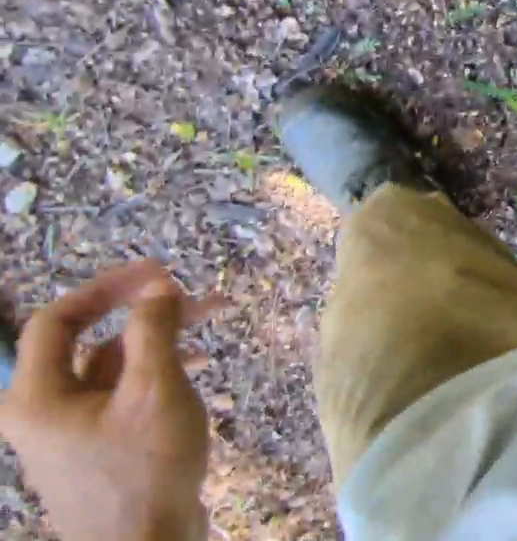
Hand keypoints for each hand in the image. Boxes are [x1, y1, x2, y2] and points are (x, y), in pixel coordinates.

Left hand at [0, 261, 222, 540]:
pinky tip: (199, 361)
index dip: (106, 288)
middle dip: (143, 309)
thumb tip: (157, 285)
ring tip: (213, 317)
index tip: (160, 270)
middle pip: (86, 339)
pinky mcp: (95, 439)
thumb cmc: (144, 462)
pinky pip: (121, 385)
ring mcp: (68, 426)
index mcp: (36, 396)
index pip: (55, 321)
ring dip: (159, 333)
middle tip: (193, 290)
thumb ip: (154, 332)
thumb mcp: (156, 389)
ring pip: (110, 361)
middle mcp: (40, 408)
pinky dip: (158, 363)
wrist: (144, 537)